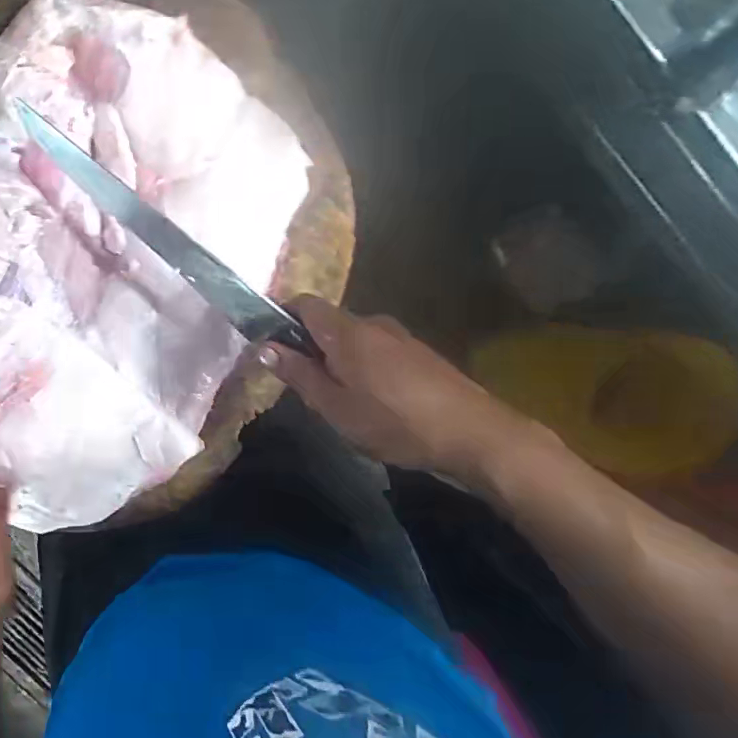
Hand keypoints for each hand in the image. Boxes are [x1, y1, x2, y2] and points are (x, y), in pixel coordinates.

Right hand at [263, 296, 537, 479]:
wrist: (472, 433)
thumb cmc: (394, 422)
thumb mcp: (335, 407)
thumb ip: (299, 374)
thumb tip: (265, 347)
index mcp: (347, 331)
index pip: (305, 303)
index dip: (282, 319)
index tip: (272, 349)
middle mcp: (374, 323)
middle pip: (330, 323)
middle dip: (311, 348)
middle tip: (307, 390)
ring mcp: (401, 337)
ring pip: (355, 339)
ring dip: (340, 361)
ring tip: (342, 403)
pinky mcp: (421, 354)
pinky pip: (379, 351)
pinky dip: (365, 368)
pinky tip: (375, 403)